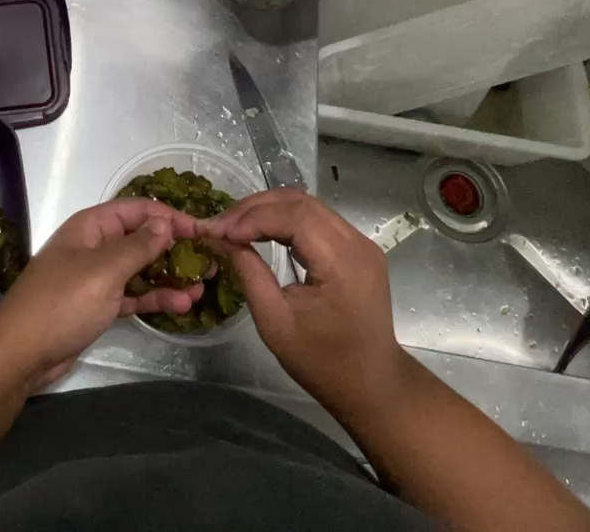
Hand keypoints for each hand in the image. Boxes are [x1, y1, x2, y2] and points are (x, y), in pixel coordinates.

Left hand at [0, 198, 205, 383]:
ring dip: (170, 275)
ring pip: (140, 268)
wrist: (20, 354)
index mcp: (91, 226)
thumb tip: (165, 222)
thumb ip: (138, 246)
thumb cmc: (62, 304)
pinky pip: (133, 294)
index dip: (170, 216)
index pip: (138, 209)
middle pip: (141, 238)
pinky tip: (182, 304)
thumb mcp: (103, 271)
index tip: (202, 230)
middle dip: (174, 247)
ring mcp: (96, 277)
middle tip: (210, 260)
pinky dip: (155, 297)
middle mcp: (94, 245)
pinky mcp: (97, 305)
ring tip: (203, 285)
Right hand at [209, 189, 407, 421]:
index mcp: (342, 263)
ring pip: (308, 205)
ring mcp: (361, 243)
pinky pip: (317, 219)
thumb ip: (248, 273)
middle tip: (221, 225)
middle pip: (300, 202)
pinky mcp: (358, 249)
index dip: (251, 217)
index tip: (217, 232)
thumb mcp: (275, 322)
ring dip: (268, 210)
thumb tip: (219, 239)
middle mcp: (357, 243)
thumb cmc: (323, 362)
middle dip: (255, 208)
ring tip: (235, 227)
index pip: (293, 216)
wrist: (373, 386)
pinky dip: (285, 219)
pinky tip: (261, 232)